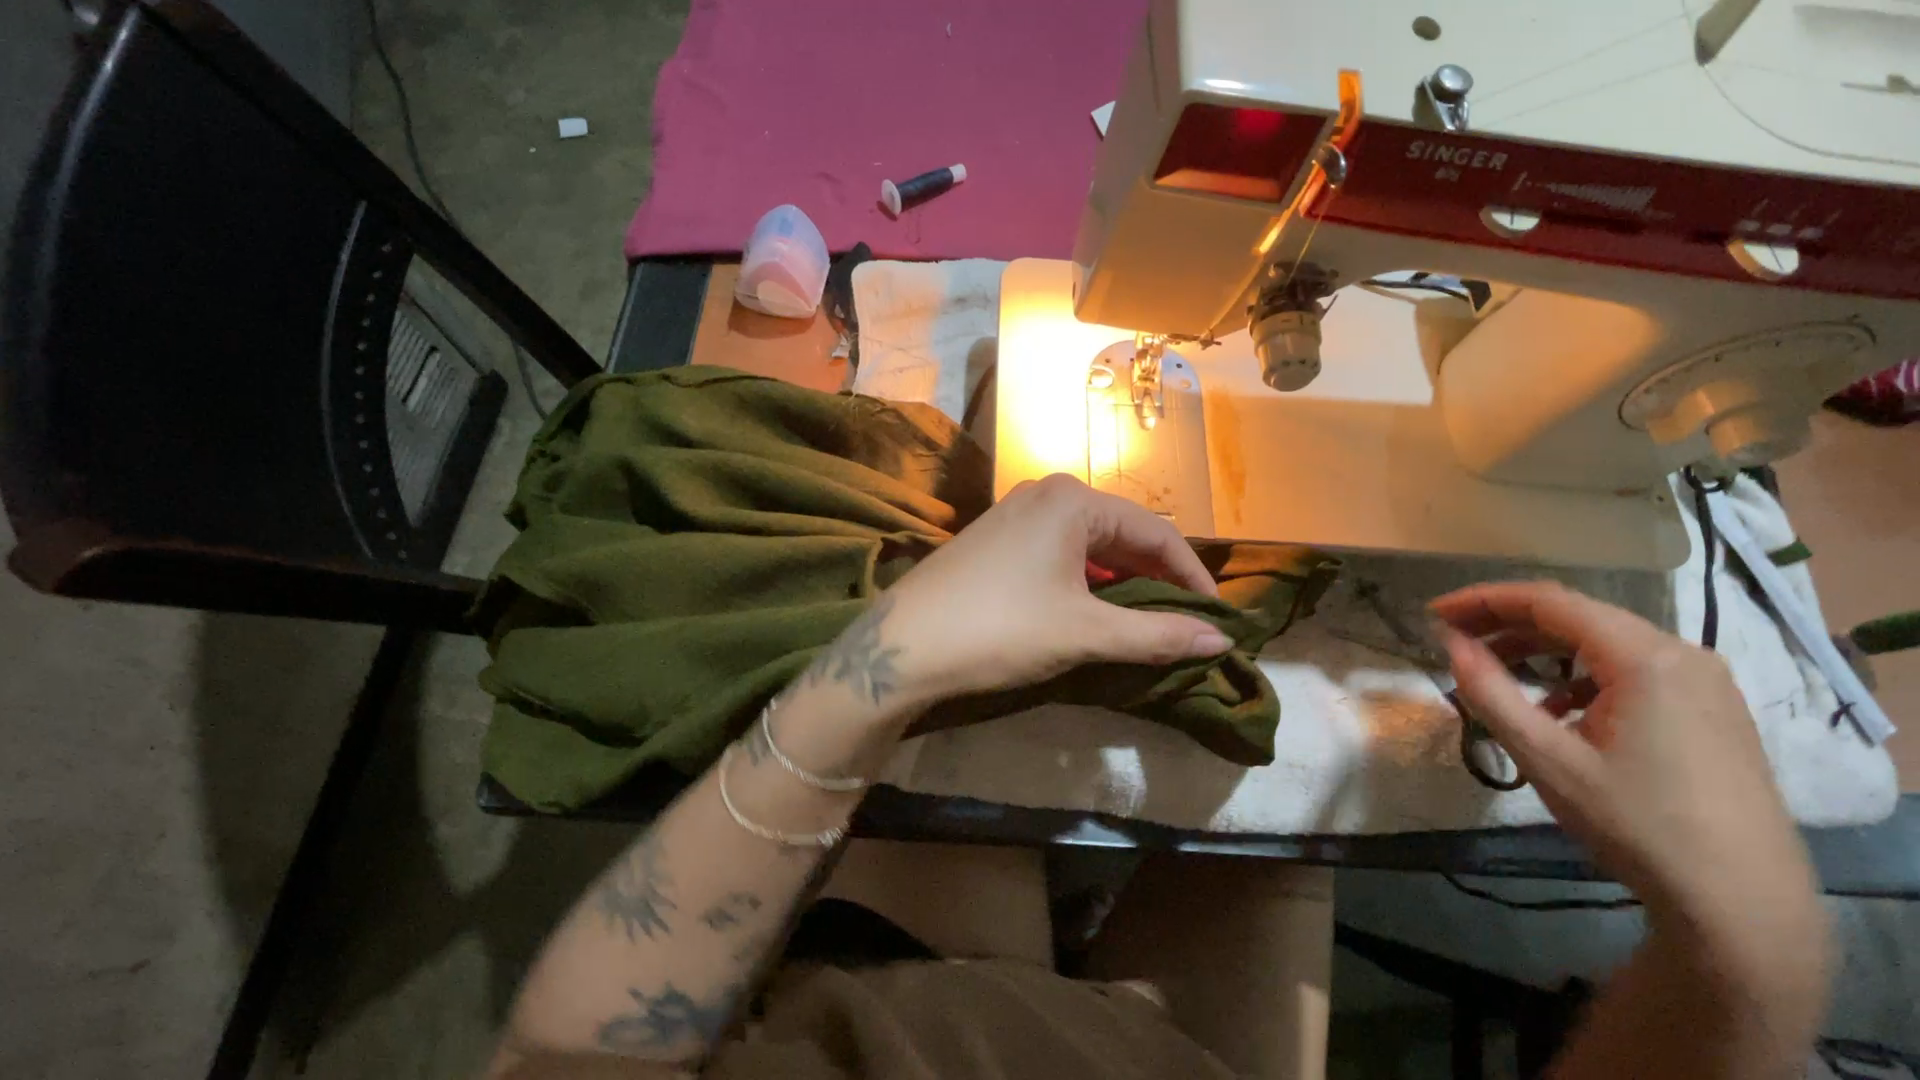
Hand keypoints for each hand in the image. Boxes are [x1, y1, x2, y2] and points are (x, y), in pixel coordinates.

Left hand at [872, 474, 1232, 708]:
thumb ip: (1156, 634)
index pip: (1156, 532)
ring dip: (1123, 580)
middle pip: (1123, 533)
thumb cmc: (1001, 629)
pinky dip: (1087, 580)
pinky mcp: (995, 540)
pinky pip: (1059, 552)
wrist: (902, 648)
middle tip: (1188, 620)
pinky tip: (1096, 610)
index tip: (1219, 617)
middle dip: (1158, 577)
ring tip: (1149, 620)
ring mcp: (1015, 514)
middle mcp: (1046, 493)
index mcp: (1073, 499)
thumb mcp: (1086, 633)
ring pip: (1090, 544)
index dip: (1193, 576)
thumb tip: (1220, 641)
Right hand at [1430, 583, 1820, 936]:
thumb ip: (1490, 692)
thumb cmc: (1635, 823)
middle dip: (1509, 623)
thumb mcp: (1546, 758)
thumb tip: (1451, 643)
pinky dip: (1582, 675)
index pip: (1549, 602)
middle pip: (1579, 616)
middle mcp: (1682, 653)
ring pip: (1606, 642)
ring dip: (1543, 650)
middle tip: (1455, 639)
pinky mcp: (1714, 709)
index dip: (1484, 599)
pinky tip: (1558, 710)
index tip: (1435, 612)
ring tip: (1495, 673)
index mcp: (1644, 657)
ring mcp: (1706, 681)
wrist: (1742, 900)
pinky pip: (1634, 669)